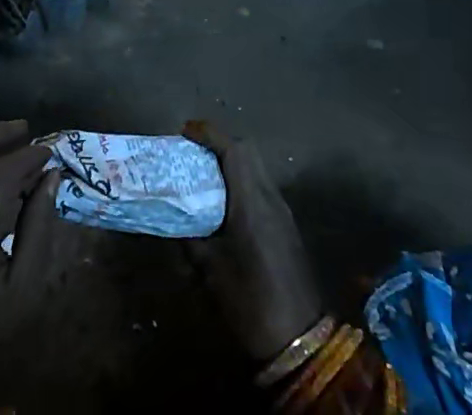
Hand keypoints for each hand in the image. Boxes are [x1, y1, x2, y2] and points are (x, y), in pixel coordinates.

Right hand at [182, 120, 323, 362]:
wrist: (299, 340)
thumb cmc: (249, 301)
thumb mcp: (210, 269)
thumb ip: (190, 236)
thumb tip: (173, 216)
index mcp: (252, 203)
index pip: (234, 151)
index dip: (209, 134)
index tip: (184, 130)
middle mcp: (271, 198)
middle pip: (248, 152)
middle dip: (219, 143)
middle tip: (191, 150)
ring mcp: (282, 211)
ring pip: (256, 168)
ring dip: (231, 161)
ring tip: (202, 173)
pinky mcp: (286, 225)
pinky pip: (261, 186)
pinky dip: (241, 180)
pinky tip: (223, 200)